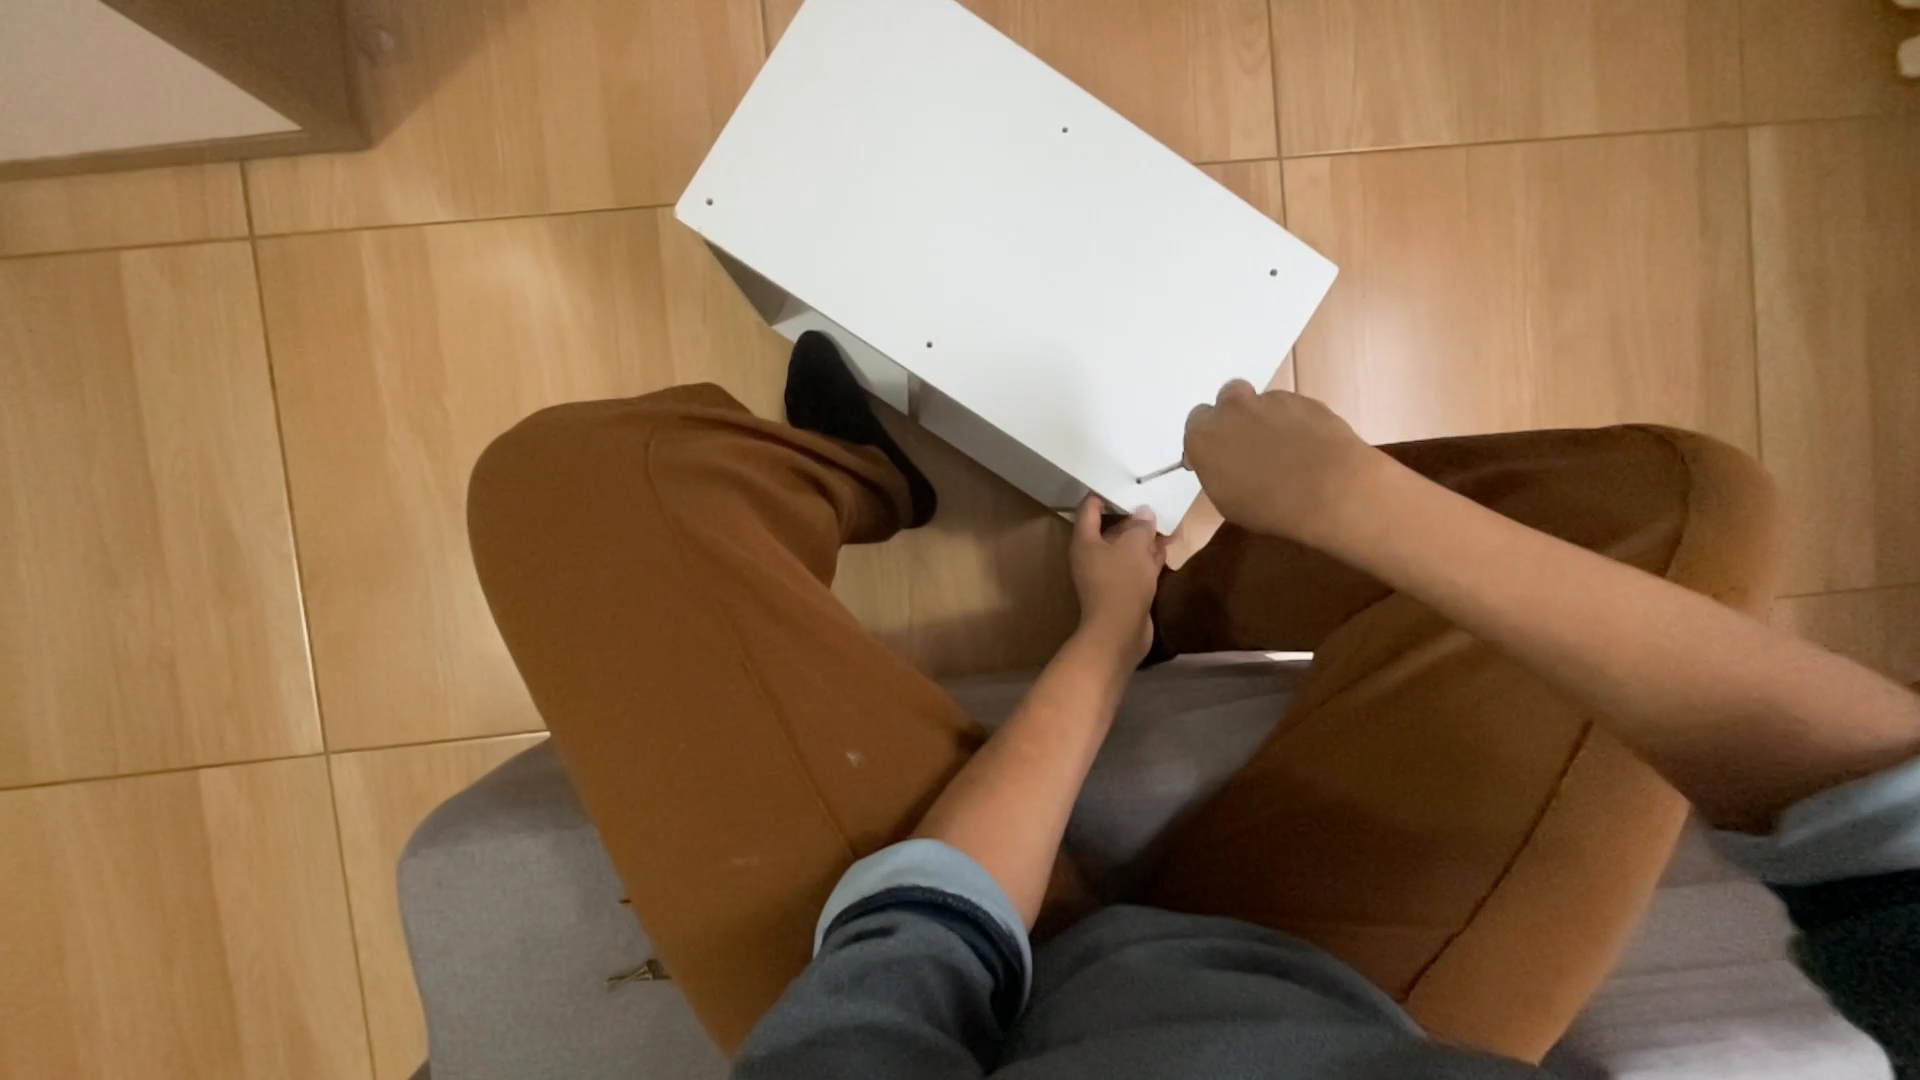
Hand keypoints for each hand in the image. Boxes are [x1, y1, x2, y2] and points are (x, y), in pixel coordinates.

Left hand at [1070, 495, 1165, 664]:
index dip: (1102, 495)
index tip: (1120, 484)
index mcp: (1085, 542)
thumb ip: (1140, 527)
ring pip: (1125, 550)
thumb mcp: (1133, 547)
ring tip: (1165, 522)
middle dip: (1130, 518)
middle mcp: (1091, 556)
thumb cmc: (1121, 582)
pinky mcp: (1122, 590)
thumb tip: (1144, 512)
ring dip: (1143, 539)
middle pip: (1109, 530)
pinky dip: (1148, 558)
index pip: (1088, 509)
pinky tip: (1166, 548)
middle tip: (1151, 502)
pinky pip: (1135, 567)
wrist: (1119, 631)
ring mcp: (1106, 575)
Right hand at [1183, 380, 1385, 543]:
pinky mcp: (1305, 400)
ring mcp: (1270, 400)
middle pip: (1226, 398)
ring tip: (1286, 451)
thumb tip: (1223, 464)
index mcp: (1204, 435)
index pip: (1196, 424)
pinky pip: (1292, 408)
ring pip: (1262, 402)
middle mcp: (1232, 409)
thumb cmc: (1267, 506)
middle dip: (1235, 416)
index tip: (1219, 456)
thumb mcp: (1226, 500)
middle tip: (1249, 444)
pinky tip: (1308, 447)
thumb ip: (1217, 472)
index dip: (1209, 439)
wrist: (1329, 490)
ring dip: (1267, 419)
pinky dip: (1296, 422)